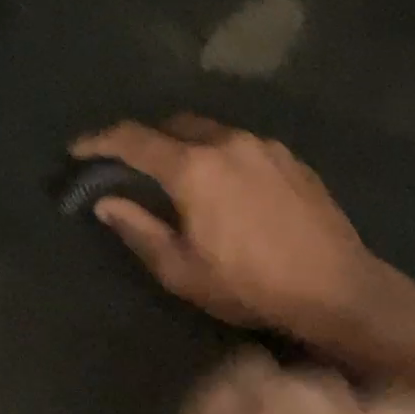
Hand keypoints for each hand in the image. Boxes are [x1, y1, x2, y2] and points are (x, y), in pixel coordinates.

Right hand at [70, 115, 376, 333]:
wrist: (336, 289)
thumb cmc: (250, 285)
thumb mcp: (181, 269)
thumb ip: (138, 229)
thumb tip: (106, 202)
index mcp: (194, 167)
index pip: (133, 139)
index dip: (99, 141)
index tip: (78, 149)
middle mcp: (228, 142)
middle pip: (173, 124)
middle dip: (144, 140)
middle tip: (130, 168)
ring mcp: (264, 145)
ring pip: (210, 131)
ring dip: (185, 146)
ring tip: (179, 179)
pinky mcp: (291, 158)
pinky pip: (241, 145)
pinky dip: (219, 155)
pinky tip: (225, 188)